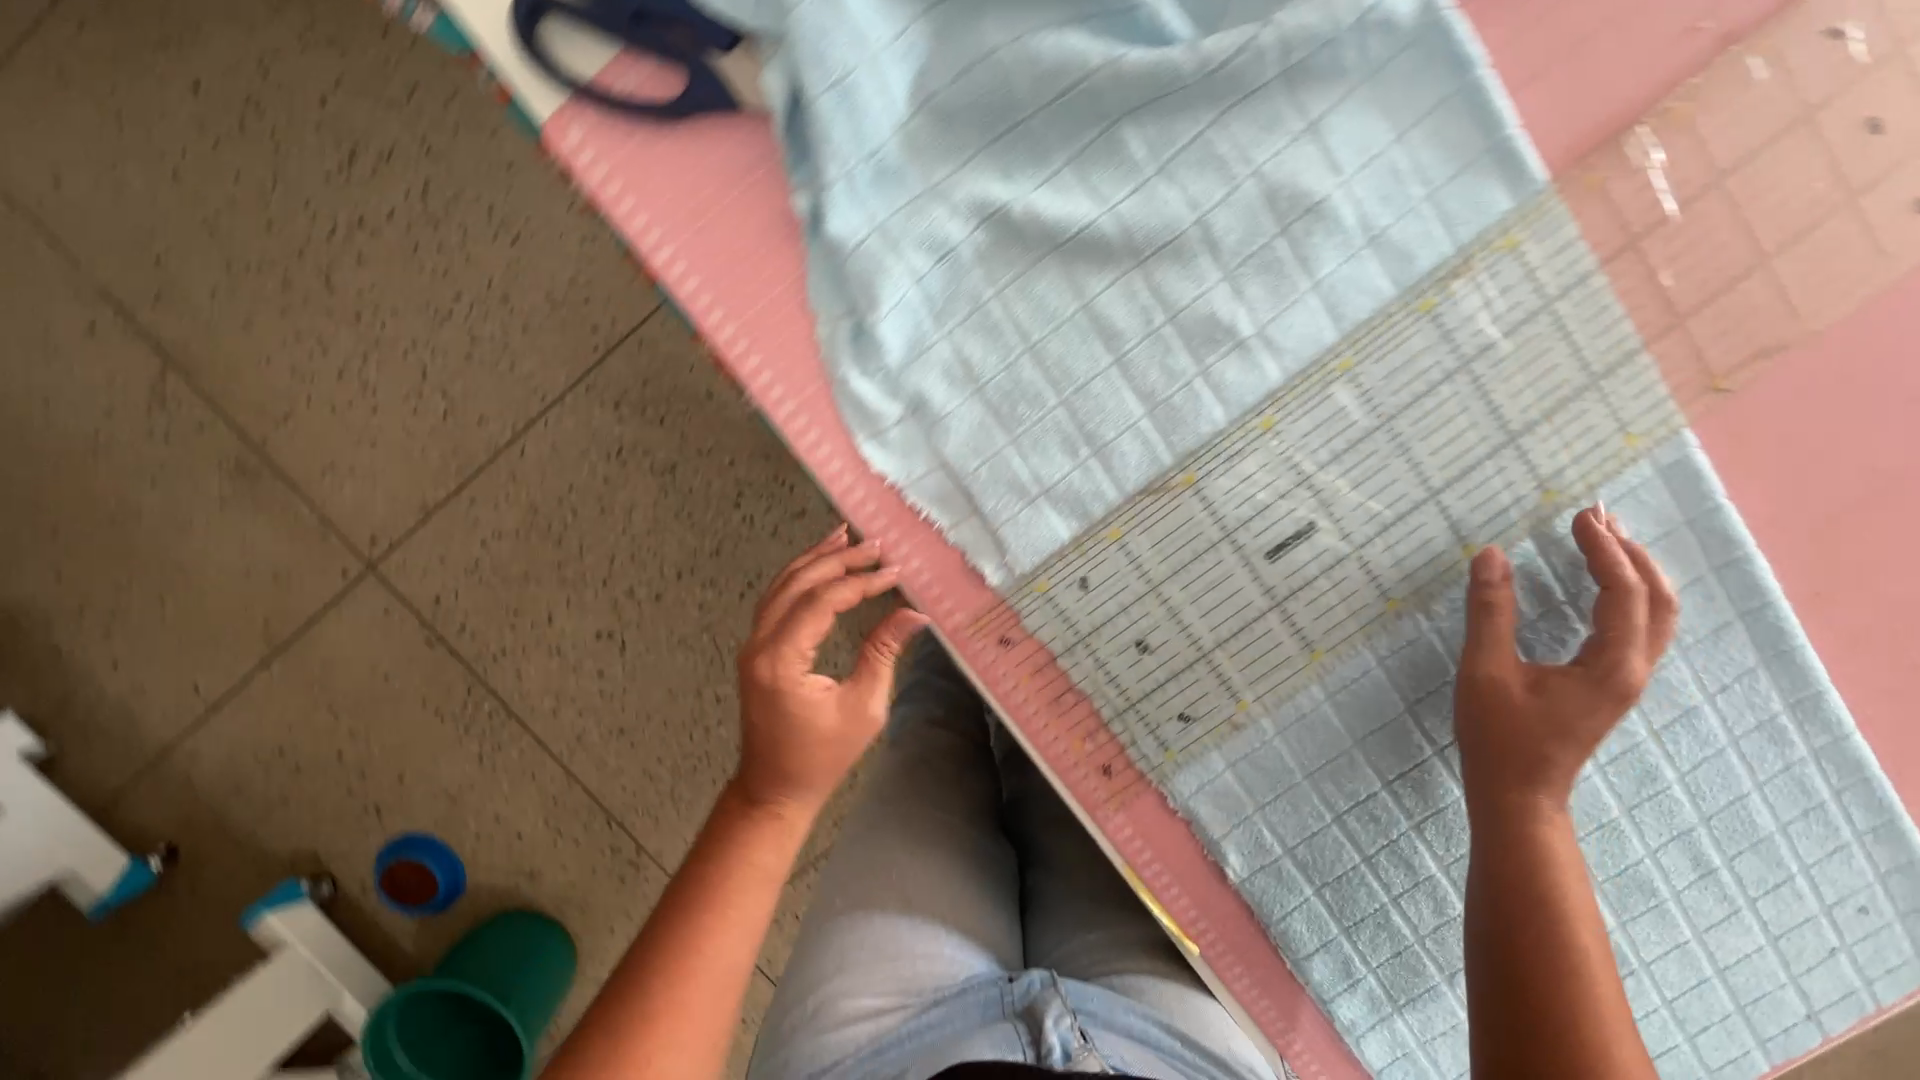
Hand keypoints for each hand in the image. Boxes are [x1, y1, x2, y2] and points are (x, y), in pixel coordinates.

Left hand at [732, 525, 931, 815]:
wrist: (775, 787)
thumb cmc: (822, 756)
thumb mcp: (864, 708)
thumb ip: (884, 653)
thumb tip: (914, 614)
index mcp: (782, 661)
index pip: (823, 602)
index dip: (861, 582)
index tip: (894, 573)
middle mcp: (760, 645)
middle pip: (799, 584)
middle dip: (838, 560)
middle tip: (875, 545)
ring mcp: (753, 646)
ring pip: (782, 586)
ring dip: (815, 560)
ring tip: (846, 537)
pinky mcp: (757, 650)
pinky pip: (776, 601)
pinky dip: (799, 578)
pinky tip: (819, 566)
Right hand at [1454, 506, 1677, 815]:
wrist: (1518, 794)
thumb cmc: (1500, 736)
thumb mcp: (1485, 671)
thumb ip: (1491, 612)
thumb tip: (1491, 554)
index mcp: (1611, 664)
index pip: (1623, 591)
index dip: (1604, 550)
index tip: (1579, 516)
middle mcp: (1633, 669)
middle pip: (1657, 599)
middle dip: (1630, 553)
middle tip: (1597, 518)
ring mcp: (1626, 680)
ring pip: (1655, 615)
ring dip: (1635, 573)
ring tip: (1605, 541)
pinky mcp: (1612, 686)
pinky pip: (1639, 629)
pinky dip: (1628, 596)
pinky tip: (1602, 586)